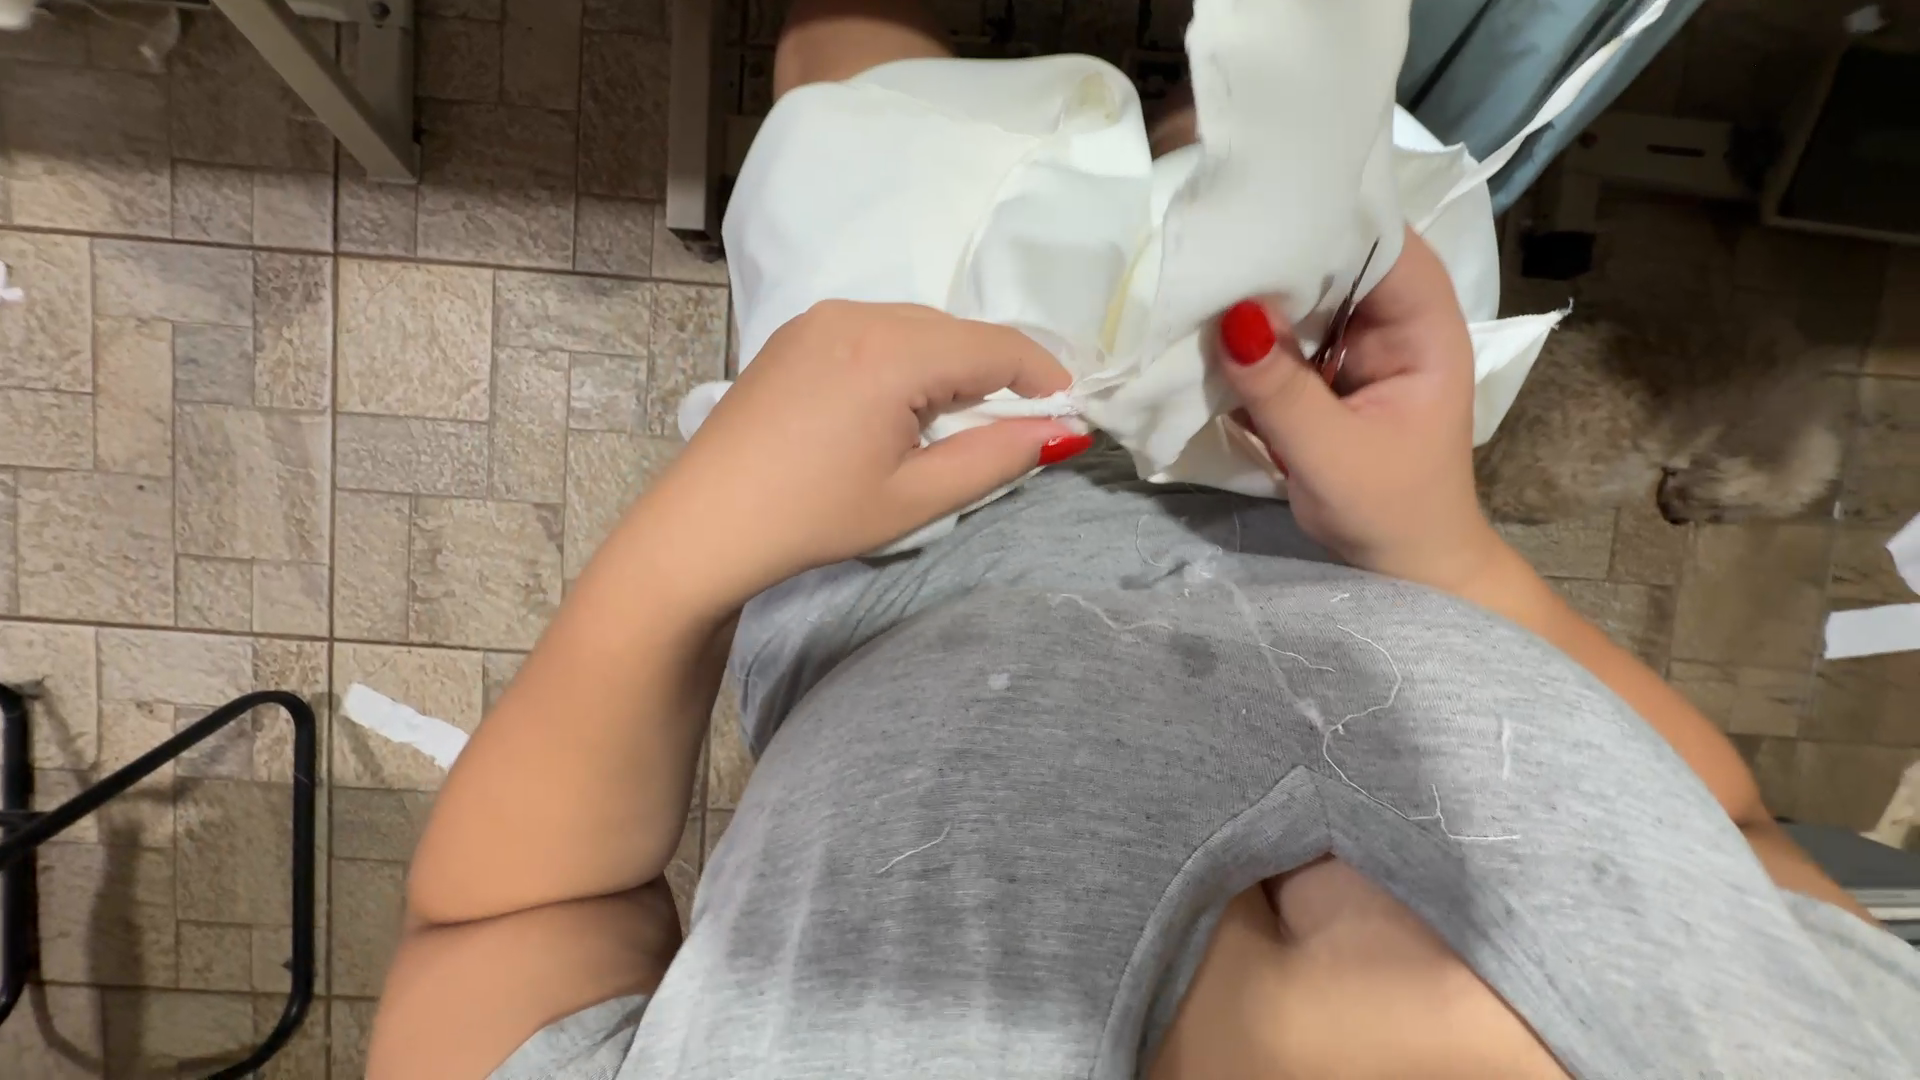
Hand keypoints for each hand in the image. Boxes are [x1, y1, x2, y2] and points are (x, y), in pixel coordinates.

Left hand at [629, 301, 1089, 615]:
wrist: (706, 524)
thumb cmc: (815, 518)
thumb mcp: (916, 497)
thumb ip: (997, 457)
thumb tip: (1063, 429)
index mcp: (891, 351)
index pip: (995, 346)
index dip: (1042, 373)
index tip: (1069, 406)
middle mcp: (858, 314)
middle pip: (956, 332)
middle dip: (995, 372)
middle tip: (1014, 424)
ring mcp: (821, 317)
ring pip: (918, 327)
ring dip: (950, 365)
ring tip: (952, 421)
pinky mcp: (798, 332)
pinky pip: (878, 330)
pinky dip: (908, 359)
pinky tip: (898, 404)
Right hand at [1211, 229, 1503, 591]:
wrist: (1399, 565)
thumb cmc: (1387, 512)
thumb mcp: (1330, 455)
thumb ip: (1281, 390)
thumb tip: (1230, 317)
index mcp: (1423, 330)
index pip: (1383, 246)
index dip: (1327, 221)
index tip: (1257, 209)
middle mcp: (1391, 325)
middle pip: (1338, 262)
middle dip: (1279, 254)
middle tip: (1210, 245)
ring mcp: (1354, 349)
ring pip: (1304, 300)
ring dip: (1256, 295)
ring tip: (1199, 280)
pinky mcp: (1322, 375)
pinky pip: (1282, 339)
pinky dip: (1248, 336)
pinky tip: (1206, 330)